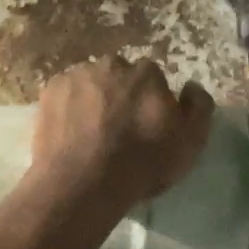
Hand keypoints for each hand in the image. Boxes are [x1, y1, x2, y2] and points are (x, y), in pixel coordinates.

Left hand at [27, 56, 214, 211]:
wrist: (83, 183)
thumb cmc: (142, 162)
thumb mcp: (190, 142)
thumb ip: (199, 106)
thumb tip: (192, 86)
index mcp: (146, 73)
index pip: (153, 78)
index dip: (151, 101)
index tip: (147, 125)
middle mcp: (111, 64)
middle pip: (120, 77)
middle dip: (121, 95)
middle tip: (118, 129)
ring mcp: (76, 75)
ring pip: (91, 83)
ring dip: (94, 100)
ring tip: (91, 134)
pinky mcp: (49, 91)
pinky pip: (65, 95)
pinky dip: (69, 107)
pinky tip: (71, 133)